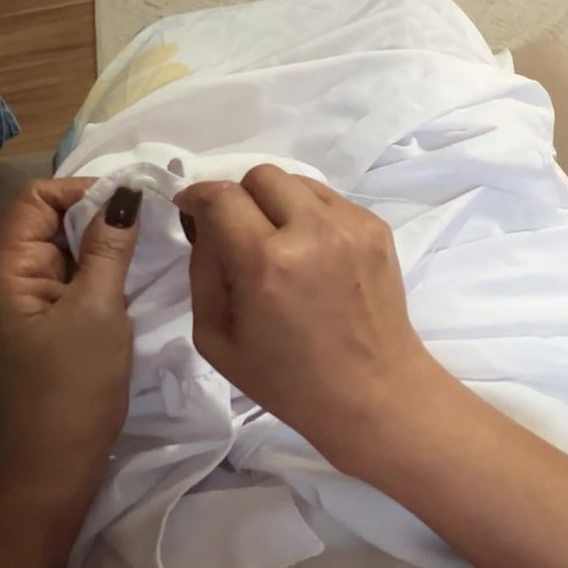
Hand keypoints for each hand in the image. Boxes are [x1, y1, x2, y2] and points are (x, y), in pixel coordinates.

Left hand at [0, 178, 142, 498]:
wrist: (57, 463)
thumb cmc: (74, 384)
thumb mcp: (98, 308)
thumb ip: (109, 247)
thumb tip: (125, 195)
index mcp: (8, 271)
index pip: (37, 200)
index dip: (82, 191)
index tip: (131, 204)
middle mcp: (12, 279)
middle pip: (50, 220)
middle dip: (98, 213)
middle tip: (149, 224)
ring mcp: (30, 302)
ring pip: (67, 248)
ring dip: (104, 241)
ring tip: (147, 246)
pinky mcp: (50, 322)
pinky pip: (75, 276)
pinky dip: (103, 266)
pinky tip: (133, 275)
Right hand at [175, 165, 449, 472]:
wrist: (373, 391)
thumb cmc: (288, 379)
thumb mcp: (217, 337)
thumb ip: (204, 270)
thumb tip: (205, 225)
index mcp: (267, 261)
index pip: (221, 196)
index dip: (198, 196)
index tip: (191, 208)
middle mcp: (312, 230)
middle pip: (262, 175)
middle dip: (240, 196)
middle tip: (238, 231)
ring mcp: (351, 224)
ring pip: (299, 181)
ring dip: (278, 202)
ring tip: (279, 241)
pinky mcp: (377, 227)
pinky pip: (330, 200)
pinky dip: (311, 214)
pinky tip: (313, 252)